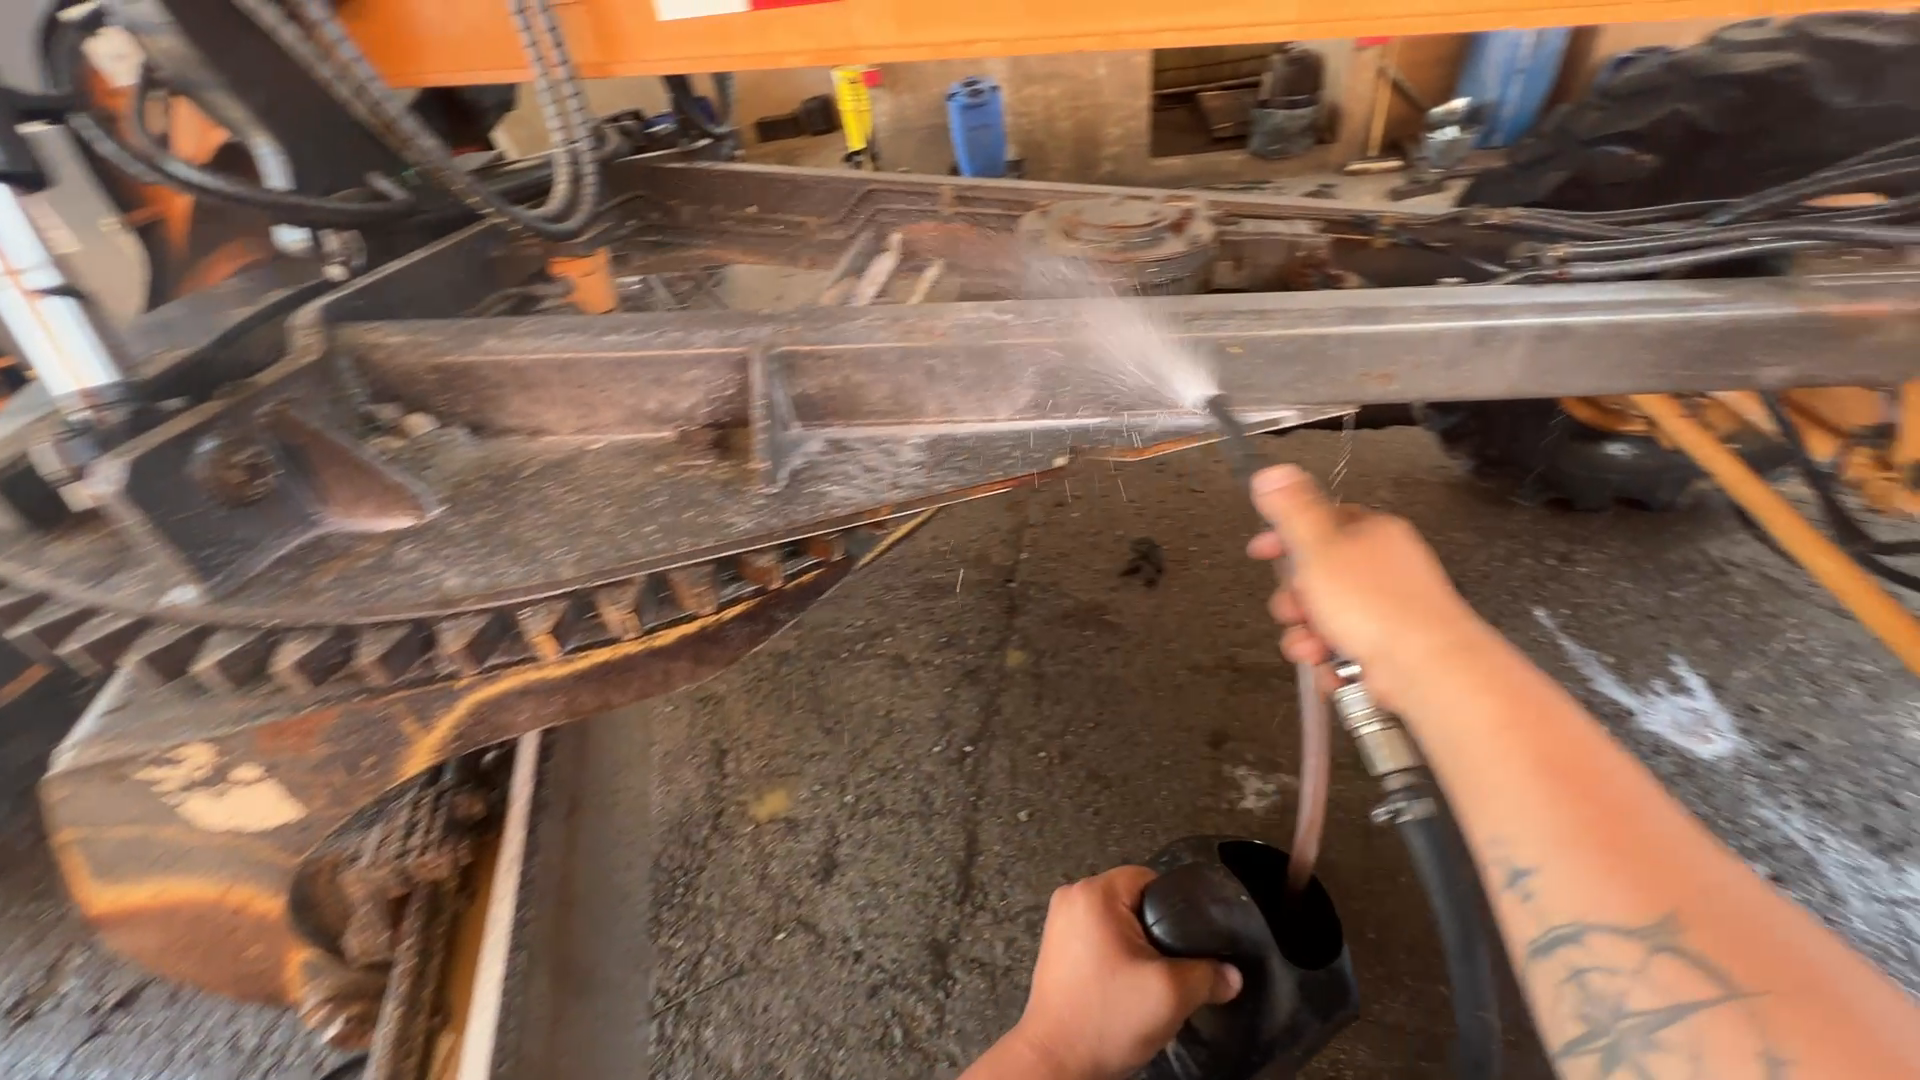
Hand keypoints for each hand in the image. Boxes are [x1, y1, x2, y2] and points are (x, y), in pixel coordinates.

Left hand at [998, 866, 1240, 1079]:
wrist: (1057, 1060)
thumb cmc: (1108, 1016)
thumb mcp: (1170, 994)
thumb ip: (1207, 975)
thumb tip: (1232, 974)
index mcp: (1093, 892)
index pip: (1148, 879)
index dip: (1176, 905)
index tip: (1191, 938)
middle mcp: (1071, 896)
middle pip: (1131, 899)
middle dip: (1156, 929)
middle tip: (1175, 962)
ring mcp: (1059, 921)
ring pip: (1116, 921)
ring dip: (1136, 945)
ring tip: (1154, 975)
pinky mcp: (1056, 946)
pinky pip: (1098, 936)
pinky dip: (1115, 954)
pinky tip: (1128, 982)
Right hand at [1245, 464, 1482, 710]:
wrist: (1425, 667)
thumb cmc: (1378, 606)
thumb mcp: (1320, 548)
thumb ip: (1292, 511)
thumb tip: (1273, 472)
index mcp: (1369, 534)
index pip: (1316, 523)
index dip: (1283, 538)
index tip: (1261, 551)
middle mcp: (1379, 567)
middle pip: (1313, 575)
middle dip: (1293, 598)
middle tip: (1295, 607)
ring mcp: (1381, 608)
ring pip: (1321, 615)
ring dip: (1305, 634)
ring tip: (1313, 644)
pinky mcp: (1381, 644)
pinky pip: (1337, 647)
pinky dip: (1328, 659)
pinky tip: (1330, 664)